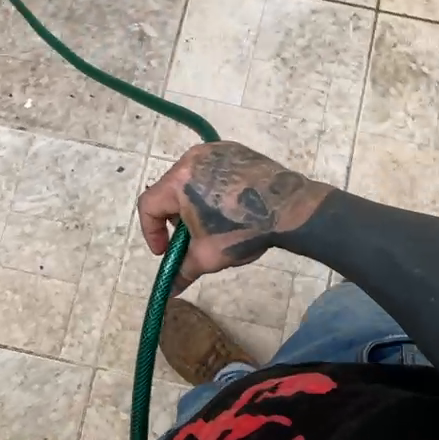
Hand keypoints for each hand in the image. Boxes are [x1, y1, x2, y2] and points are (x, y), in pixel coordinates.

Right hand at [138, 142, 332, 289]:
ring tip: (212, 223)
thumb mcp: (208, 256)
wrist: (290, 208)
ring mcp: (216, 149)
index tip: (166, 251)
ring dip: (193, 203)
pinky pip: (213, 170)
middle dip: (175, 219)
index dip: (151, 232)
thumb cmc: (242, 230)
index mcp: (179, 179)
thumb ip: (182, 271)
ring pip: (191, 179)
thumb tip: (170, 290)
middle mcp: (193, 157)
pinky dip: (213, 189)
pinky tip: (229, 207)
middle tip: (191, 239)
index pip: (148, 205)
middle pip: (170, 190)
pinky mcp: (236, 150)